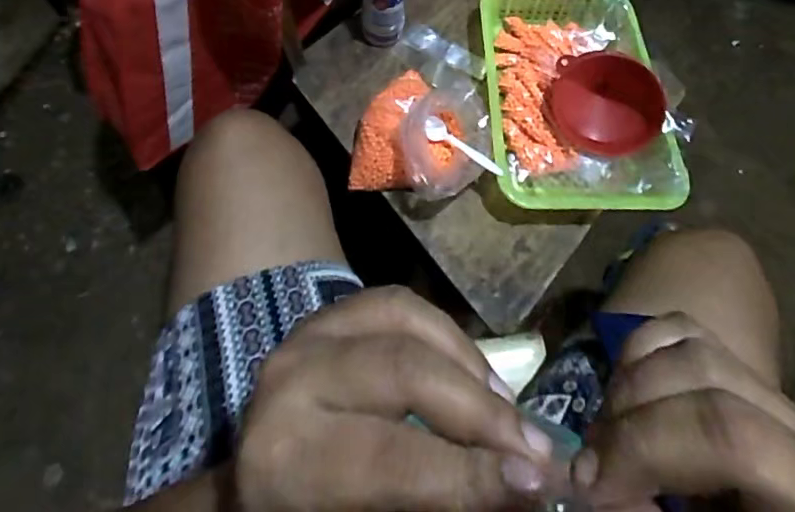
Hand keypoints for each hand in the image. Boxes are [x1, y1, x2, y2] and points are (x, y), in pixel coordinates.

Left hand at [234, 286, 559, 511]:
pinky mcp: (332, 308)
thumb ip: (431, 495)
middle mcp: (292, 381)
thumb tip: (520, 484)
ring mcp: (311, 331)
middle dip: (479, 411)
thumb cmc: (312, 502)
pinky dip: (445, 332)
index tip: (536, 480)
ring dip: (468, 365)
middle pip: (402, 372)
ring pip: (407, 322)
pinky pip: (401, 302)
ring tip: (508, 408)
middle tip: (536, 445)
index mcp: (286, 458)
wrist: (258, 461)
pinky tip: (472, 368)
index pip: (389, 460)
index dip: (466, 472)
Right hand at [575, 314, 794, 511]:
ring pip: (693, 345)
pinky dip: (644, 350)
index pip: (729, 433)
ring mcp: (775, 399)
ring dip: (631, 381)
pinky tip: (625, 393)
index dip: (646, 446)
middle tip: (586, 467)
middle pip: (704, 374)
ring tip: (604, 436)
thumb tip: (594, 487)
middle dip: (630, 414)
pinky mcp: (746, 385)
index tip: (590, 485)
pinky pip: (690, 335)